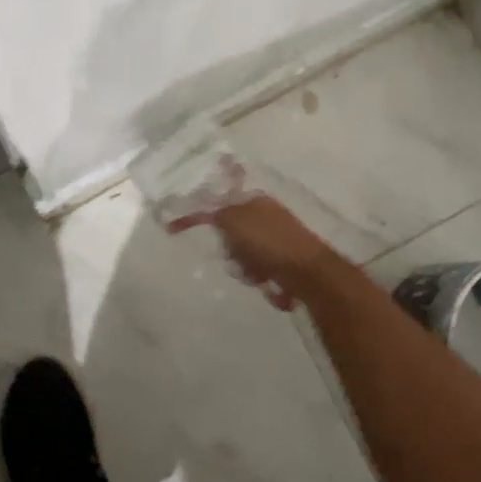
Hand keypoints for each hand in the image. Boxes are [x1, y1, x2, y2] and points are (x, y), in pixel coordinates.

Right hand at [176, 196, 348, 310]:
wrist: (308, 273)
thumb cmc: (269, 243)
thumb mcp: (235, 220)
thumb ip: (218, 212)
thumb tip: (210, 209)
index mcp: (255, 200)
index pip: (220, 201)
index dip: (198, 213)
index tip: (173, 227)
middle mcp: (266, 214)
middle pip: (231, 231)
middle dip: (229, 247)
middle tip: (235, 256)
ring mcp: (277, 237)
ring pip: (243, 252)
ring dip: (243, 265)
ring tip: (254, 273)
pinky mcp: (283, 259)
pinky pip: (258, 267)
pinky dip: (257, 275)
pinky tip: (265, 281)